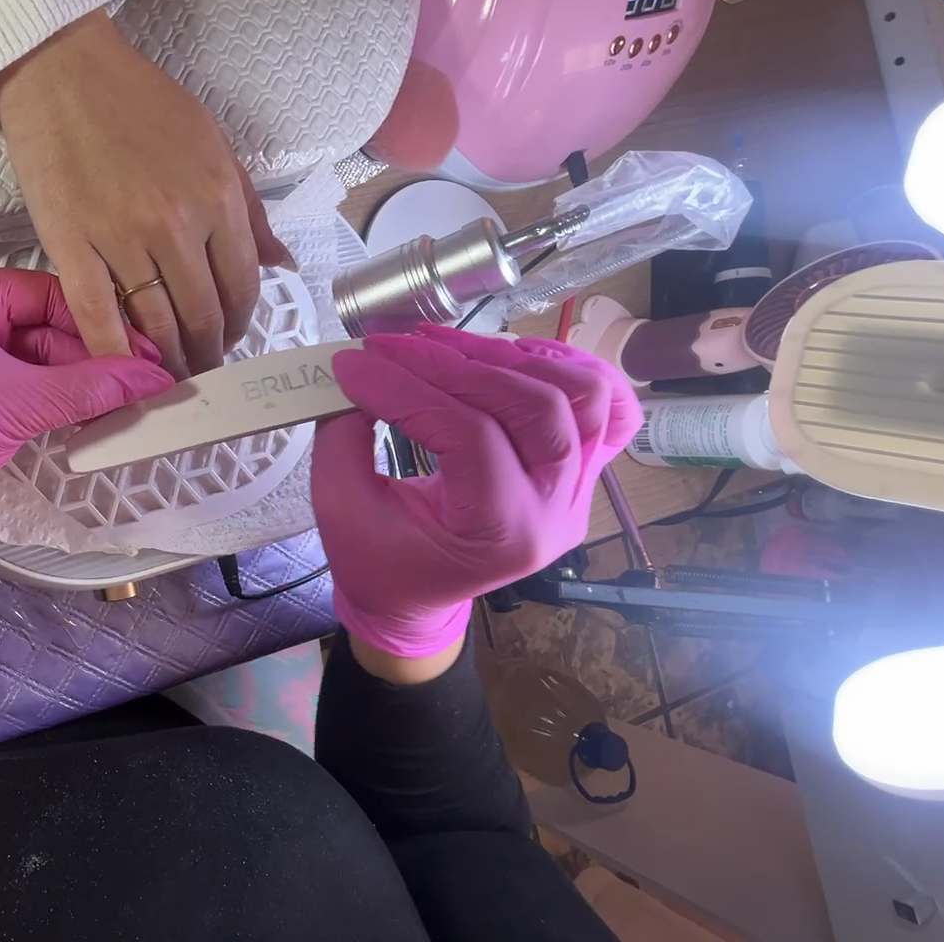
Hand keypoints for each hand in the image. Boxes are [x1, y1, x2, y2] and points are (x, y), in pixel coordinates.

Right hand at [0, 10, 292, 378]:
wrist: (62, 72)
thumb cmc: (140, 103)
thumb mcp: (214, 144)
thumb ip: (249, 211)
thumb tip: (282, 265)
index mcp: (217, 197)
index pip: (241, 286)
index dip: (239, 325)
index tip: (230, 340)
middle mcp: (177, 225)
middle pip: (201, 315)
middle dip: (206, 352)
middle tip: (199, 368)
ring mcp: (122, 239)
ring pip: (155, 324)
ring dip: (167, 362)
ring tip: (168, 376)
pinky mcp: (72, 247)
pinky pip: (97, 315)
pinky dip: (113, 353)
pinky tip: (123, 376)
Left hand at [0, 269, 173, 591]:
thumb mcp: (18, 406)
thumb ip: (89, 388)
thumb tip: (151, 377)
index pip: (45, 292)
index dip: (96, 321)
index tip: (140, 349)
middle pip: (41, 324)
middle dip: (88, 356)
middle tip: (138, 380)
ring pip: (32, 354)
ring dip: (73, 379)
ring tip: (120, 400)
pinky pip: (16, 377)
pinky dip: (49, 394)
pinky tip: (84, 410)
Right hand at [312, 326, 640, 657]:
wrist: (409, 596)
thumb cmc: (372, 563)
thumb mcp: (339, 506)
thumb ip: (343, 435)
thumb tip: (357, 369)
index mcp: (496, 531)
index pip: (465, 434)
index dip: (403, 389)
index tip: (352, 364)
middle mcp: (553, 509)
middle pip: (531, 405)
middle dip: (451, 363)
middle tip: (388, 347)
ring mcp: (576, 489)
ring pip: (582, 396)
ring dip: (510, 359)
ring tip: (444, 346)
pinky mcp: (577, 471)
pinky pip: (604, 409)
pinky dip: (567, 370)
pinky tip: (513, 356)